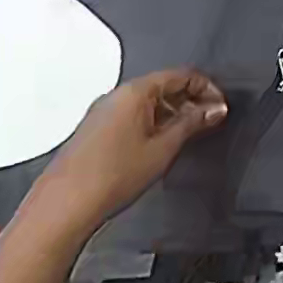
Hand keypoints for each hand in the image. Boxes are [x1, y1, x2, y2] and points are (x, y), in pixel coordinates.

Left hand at [17, 68, 227, 243]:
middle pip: (163, 86)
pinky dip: (152, 123)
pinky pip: (132, 115)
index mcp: (135, 92)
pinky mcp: (95, 130)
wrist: (63, 207)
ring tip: (188, 135)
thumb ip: (193, 123)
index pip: (181, 75)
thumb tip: (214, 109)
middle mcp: (116, 95)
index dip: (206, 88)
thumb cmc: (111, 176)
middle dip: (190, 100)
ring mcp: (103, 113)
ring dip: (172, 113)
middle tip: (210, 120)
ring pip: (147, 102)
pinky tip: (160, 145)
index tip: (220, 106)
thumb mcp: (163, 148)